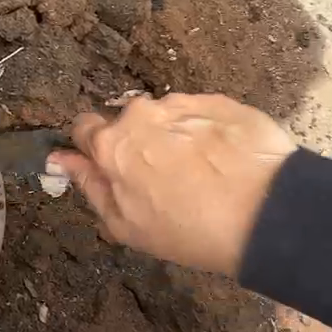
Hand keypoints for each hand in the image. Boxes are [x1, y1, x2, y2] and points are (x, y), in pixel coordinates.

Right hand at [48, 93, 295, 275]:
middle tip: (166, 177)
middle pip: (128, 122)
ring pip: (167, 117)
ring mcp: (182, 103)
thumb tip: (60, 158)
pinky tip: (228, 160)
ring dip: (175, 136)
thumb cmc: (190, 229)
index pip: (83, 127)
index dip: (95, 148)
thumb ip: (89, 186)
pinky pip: (203, 114)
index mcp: (111, 143)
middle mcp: (140, 114)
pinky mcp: (221, 101)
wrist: (271, 215)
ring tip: (206, 170)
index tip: (113, 167)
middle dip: (139, 142)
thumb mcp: (127, 225)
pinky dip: (209, 132)